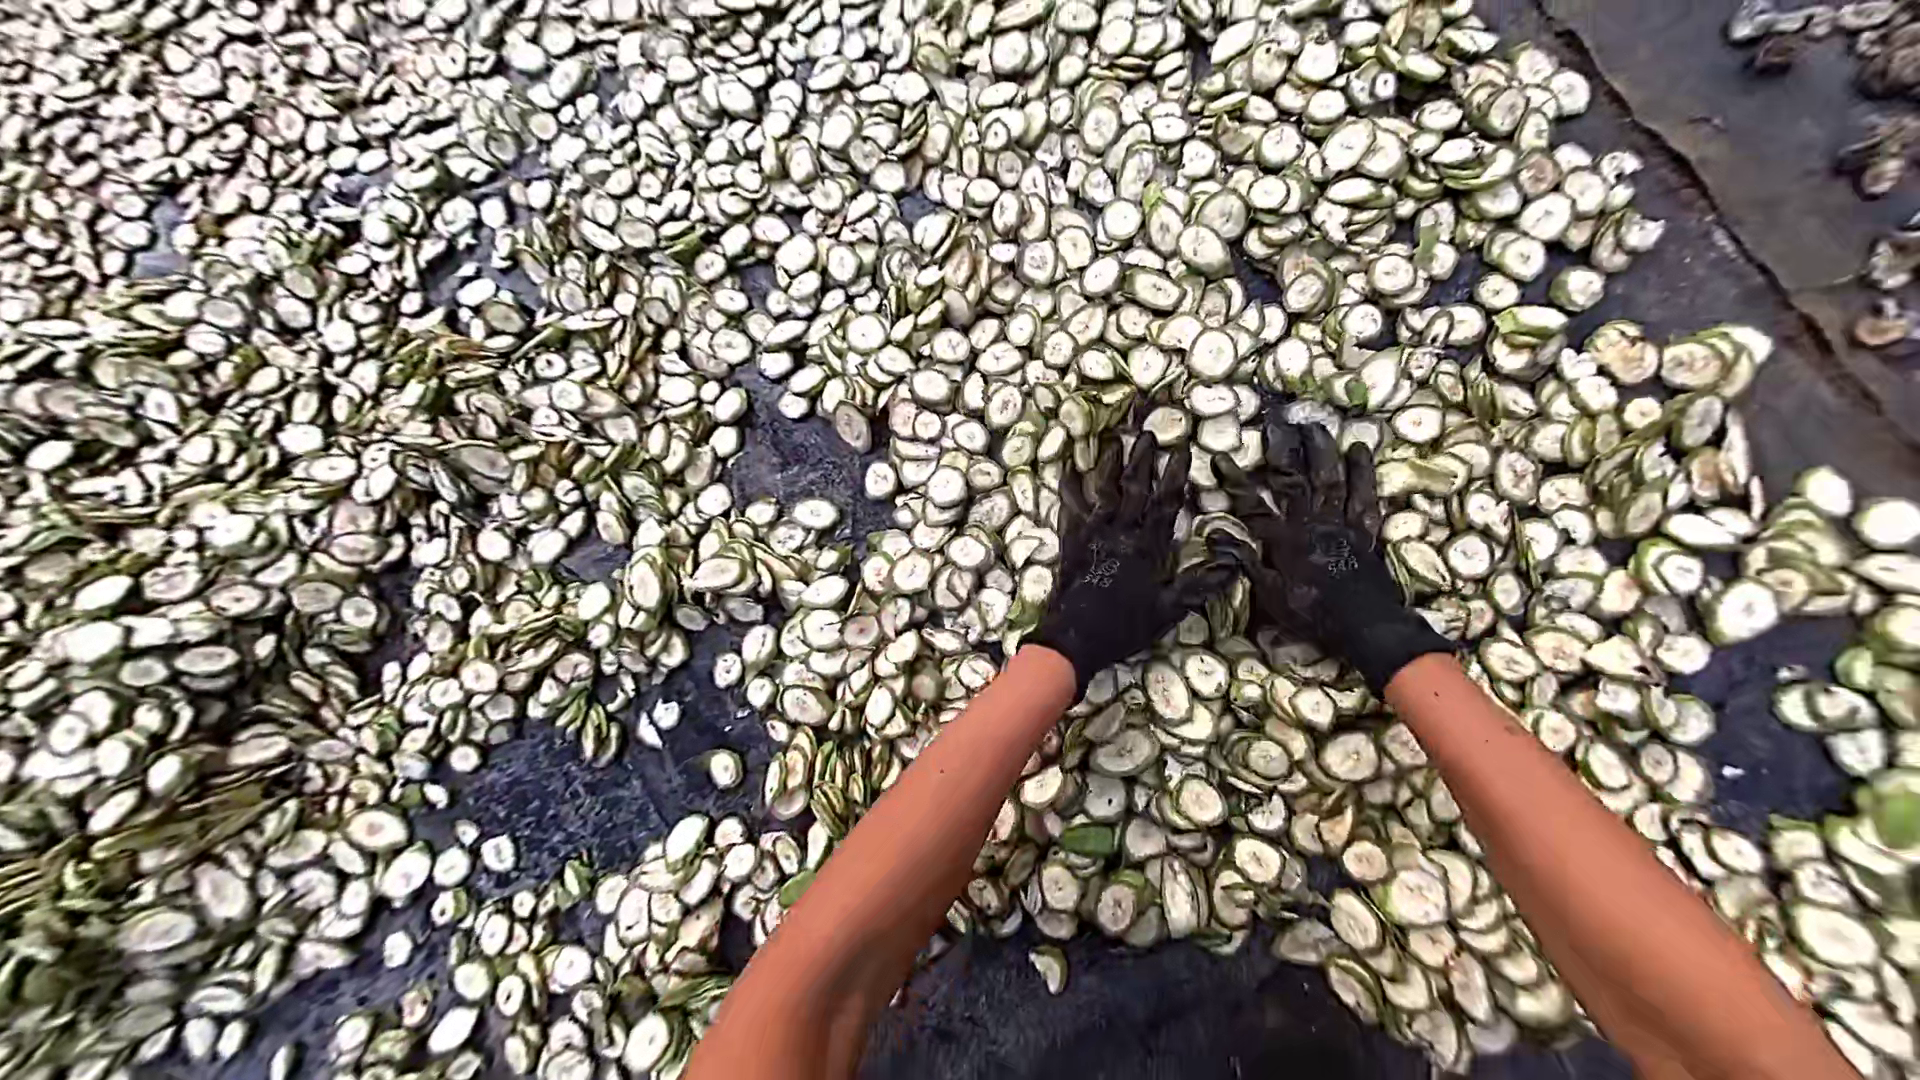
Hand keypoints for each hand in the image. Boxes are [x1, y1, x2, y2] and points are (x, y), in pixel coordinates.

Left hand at [1028, 435, 1235, 696]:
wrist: (1076, 636)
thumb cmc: (1124, 627)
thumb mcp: (1167, 612)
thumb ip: (1198, 586)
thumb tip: (1233, 566)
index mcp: (1147, 548)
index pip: (1166, 504)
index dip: (1175, 476)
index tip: (1182, 450)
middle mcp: (1120, 534)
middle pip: (1134, 490)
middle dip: (1143, 460)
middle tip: (1148, 434)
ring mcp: (1092, 534)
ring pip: (1103, 493)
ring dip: (1109, 467)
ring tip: (1114, 442)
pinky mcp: (1070, 541)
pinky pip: (1069, 509)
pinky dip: (1068, 490)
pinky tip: (1066, 471)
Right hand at [1213, 415, 1451, 693]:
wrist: (1365, 624)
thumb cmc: (1311, 612)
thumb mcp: (1269, 593)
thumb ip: (1245, 560)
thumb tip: (1216, 535)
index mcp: (1284, 539)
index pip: (1252, 504)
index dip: (1235, 481)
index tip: (1221, 458)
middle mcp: (1311, 523)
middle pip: (1296, 480)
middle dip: (1285, 449)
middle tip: (1278, 422)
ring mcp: (1341, 523)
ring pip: (1331, 479)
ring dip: (1323, 451)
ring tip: (1317, 427)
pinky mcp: (1365, 530)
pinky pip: (1365, 496)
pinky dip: (1363, 474)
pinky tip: (1360, 452)